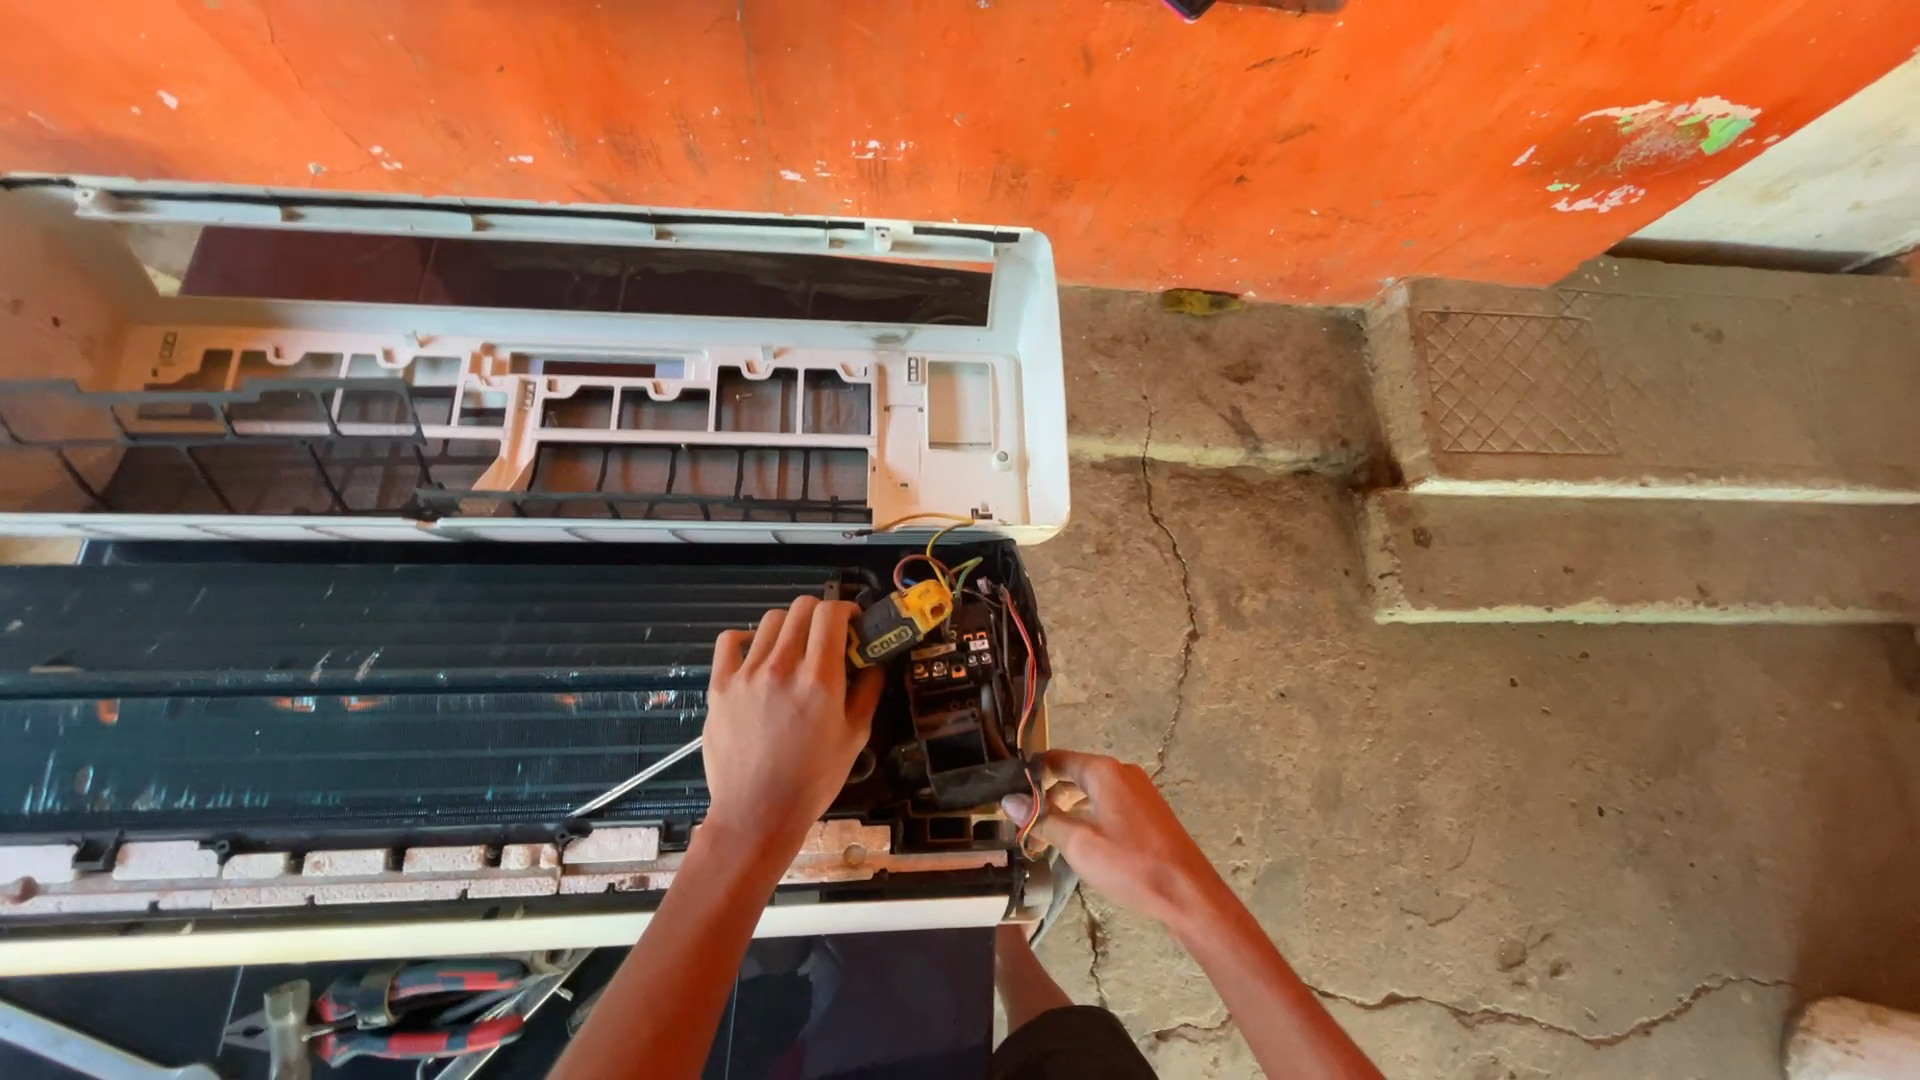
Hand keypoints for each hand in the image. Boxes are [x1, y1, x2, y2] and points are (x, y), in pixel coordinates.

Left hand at [702, 596, 884, 850]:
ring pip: (770, 621)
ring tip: (793, 648)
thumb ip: (867, 692)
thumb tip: (874, 663)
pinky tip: (755, 654)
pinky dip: (746, 639)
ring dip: (789, 626)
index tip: (851, 621)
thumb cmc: (813, 780)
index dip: (845, 609)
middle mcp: (782, 667)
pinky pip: (729, 641)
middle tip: (826, 634)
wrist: (757, 813)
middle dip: (820, 613)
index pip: (831, 614)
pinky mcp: (720, 686)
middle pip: (801, 608)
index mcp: (820, 679)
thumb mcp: (855, 737)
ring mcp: (747, 674)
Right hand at [1002, 749, 1225, 929]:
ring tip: (1046, 836)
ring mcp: (1138, 791)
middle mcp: (1121, 772)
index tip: (1010, 794)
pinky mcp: (1148, 811)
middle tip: (1023, 823)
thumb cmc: (1131, 864)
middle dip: (1047, 796)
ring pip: (1091, 791)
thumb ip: (1043, 818)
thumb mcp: (1078, 843)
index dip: (1031, 774)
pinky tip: (1079, 840)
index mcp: (1103, 771)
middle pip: (1073, 774)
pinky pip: (1108, 803)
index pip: (1056, 759)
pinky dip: (1088, 815)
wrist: (1188, 892)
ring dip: (1067, 808)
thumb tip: (1009, 800)